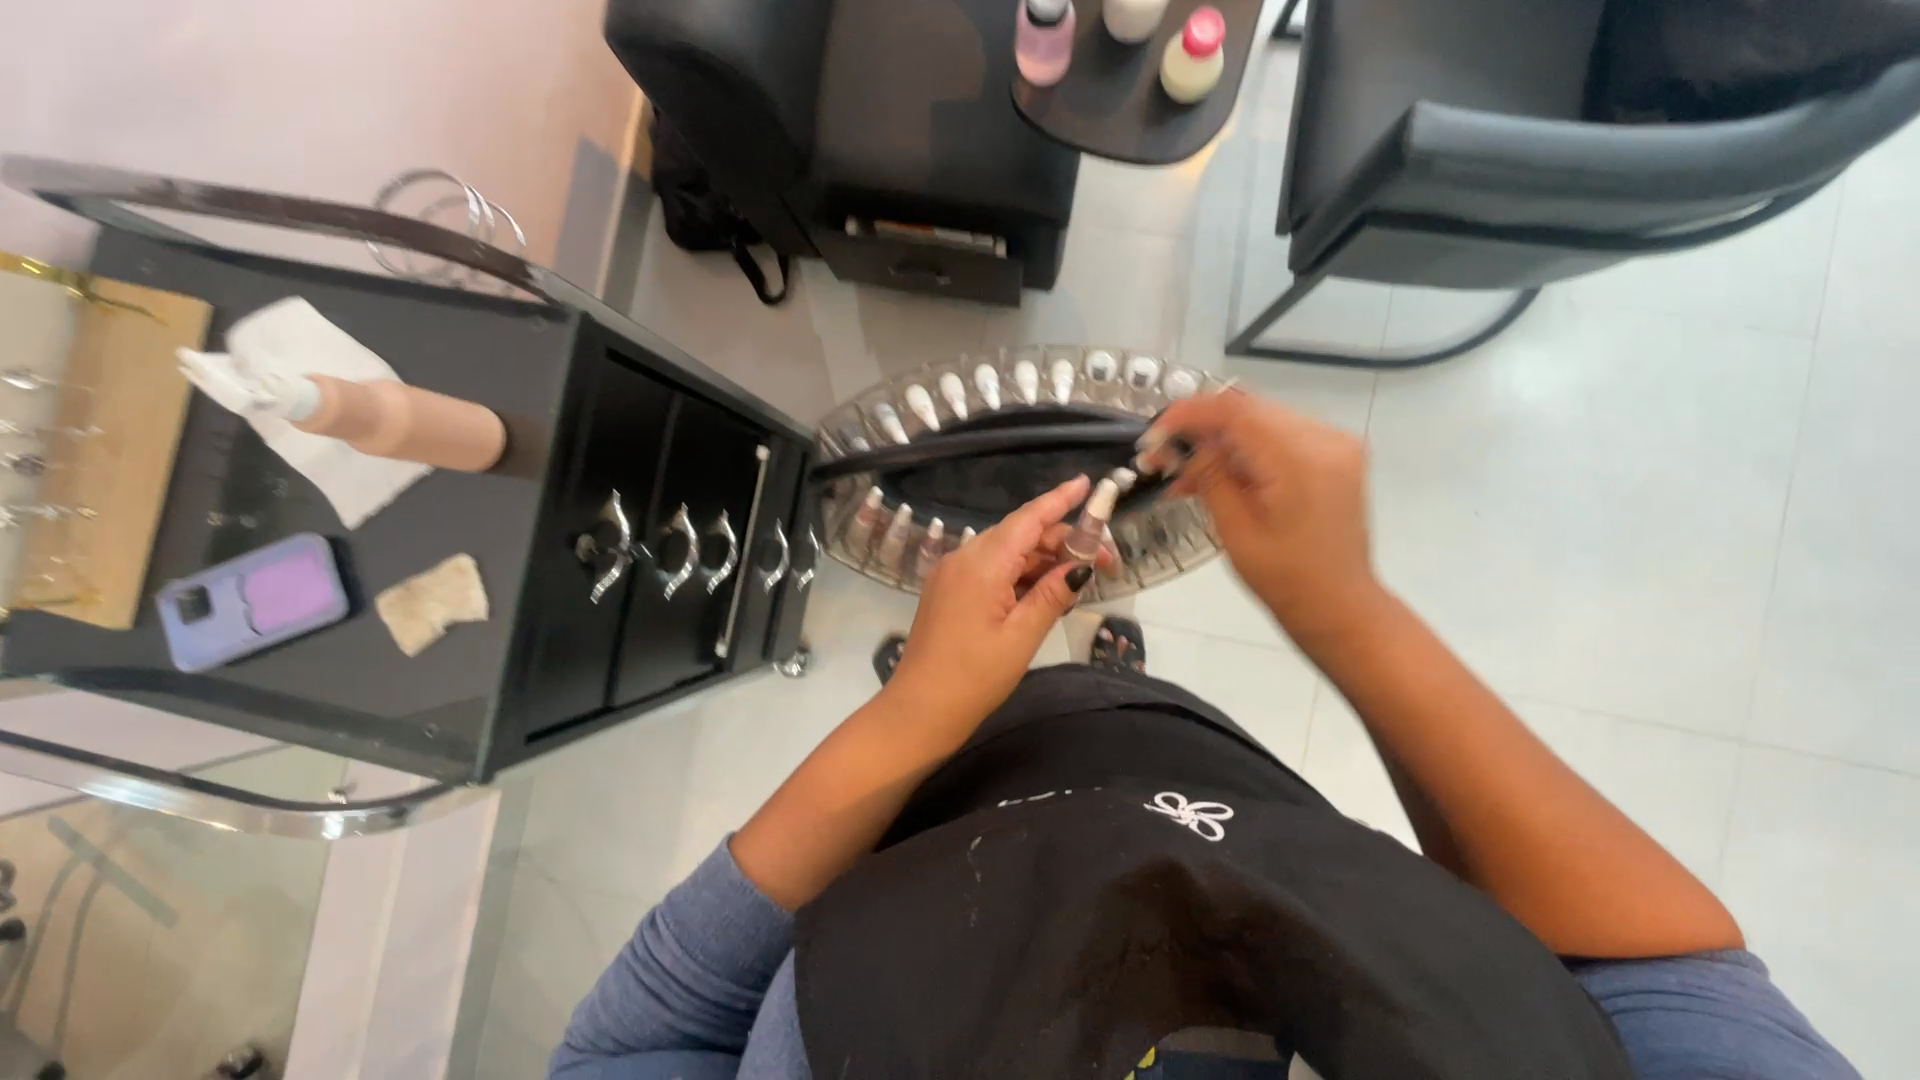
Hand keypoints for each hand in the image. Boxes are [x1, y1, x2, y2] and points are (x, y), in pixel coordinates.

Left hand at [884, 475, 1099, 732]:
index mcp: (982, 563)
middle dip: (1062, 542)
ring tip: (1080, 580)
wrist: (917, 710)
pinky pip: (990, 570)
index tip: (1089, 484)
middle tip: (1106, 562)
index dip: (1060, 500)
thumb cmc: (973, 677)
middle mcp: (963, 558)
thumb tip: (1081, 566)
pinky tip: (1044, 591)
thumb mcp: (1022, 636)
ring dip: (1042, 561)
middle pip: (1020, 535)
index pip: (1028, 519)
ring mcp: (951, 574)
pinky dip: (1020, 575)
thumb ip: (1052, 595)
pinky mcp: (948, 592)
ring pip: (1006, 553)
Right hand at [1149, 390, 1382, 634]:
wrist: (1340, 606)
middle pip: (1249, 411)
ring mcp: (1335, 444)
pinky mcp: (1334, 455)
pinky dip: (1245, 450)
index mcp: (1302, 460)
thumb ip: (1212, 476)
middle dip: (1201, 428)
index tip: (1155, 432)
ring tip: (1184, 475)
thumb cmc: (1285, 579)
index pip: (1237, 412)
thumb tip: (1186, 444)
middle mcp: (1326, 439)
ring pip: (1261, 421)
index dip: (1190, 413)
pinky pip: (1279, 436)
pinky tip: (1218, 476)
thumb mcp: (1236, 531)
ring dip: (1220, 441)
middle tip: (1162, 456)